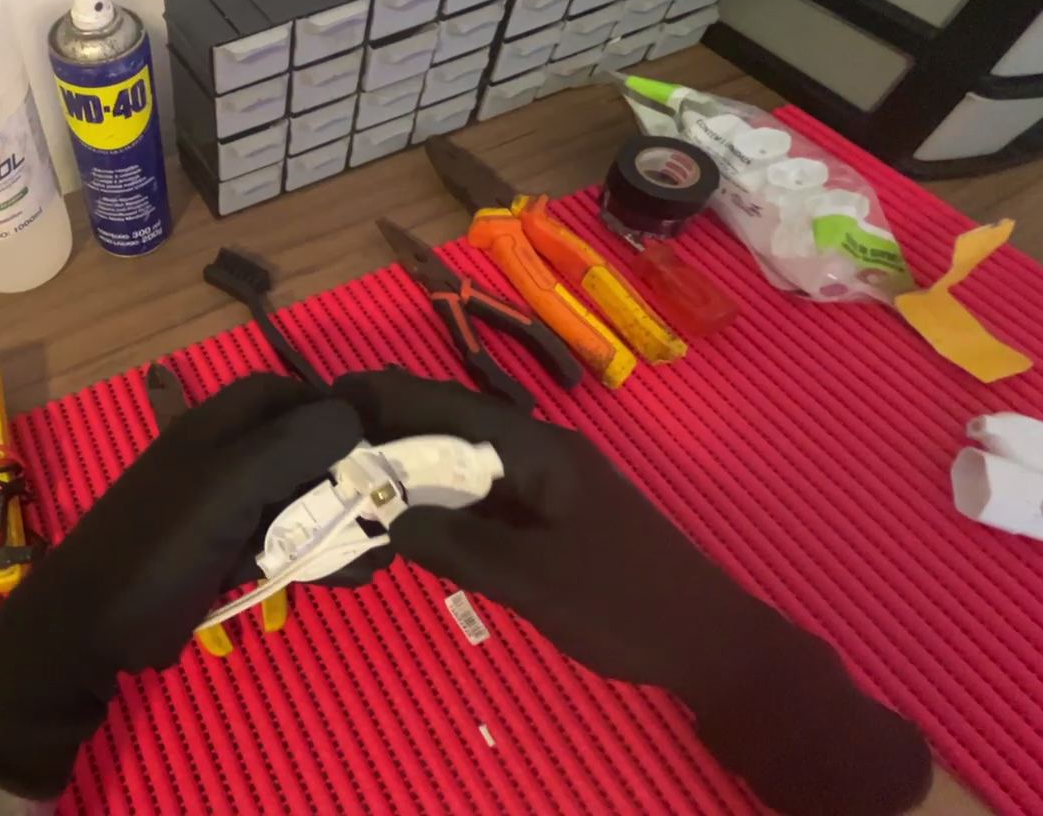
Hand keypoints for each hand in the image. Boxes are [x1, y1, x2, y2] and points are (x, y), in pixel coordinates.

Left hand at [0, 373, 362, 800]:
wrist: (93, 626)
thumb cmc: (159, 545)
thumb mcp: (227, 486)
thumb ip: (289, 445)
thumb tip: (353, 415)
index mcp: (214, 426)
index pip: (281, 393)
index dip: (327, 406)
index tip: (376, 440)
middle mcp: (222, 457)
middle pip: (297, 447)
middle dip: (345, 473)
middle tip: (388, 506)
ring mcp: (224, 506)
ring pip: (296, 497)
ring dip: (339, 519)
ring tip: (377, 552)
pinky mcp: (227, 550)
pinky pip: (283, 539)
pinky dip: (316, 552)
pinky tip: (347, 574)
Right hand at [333, 370, 931, 815]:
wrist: (712, 646)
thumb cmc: (625, 604)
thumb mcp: (534, 579)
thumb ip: (457, 545)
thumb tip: (388, 521)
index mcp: (538, 449)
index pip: (449, 407)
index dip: (390, 398)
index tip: (335, 396)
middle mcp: (535, 450)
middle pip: (450, 420)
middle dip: (391, 418)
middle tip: (330, 426)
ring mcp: (539, 479)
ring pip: (460, 452)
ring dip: (409, 452)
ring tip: (352, 456)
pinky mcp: (540, 509)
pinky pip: (474, 486)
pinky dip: (434, 487)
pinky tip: (403, 500)